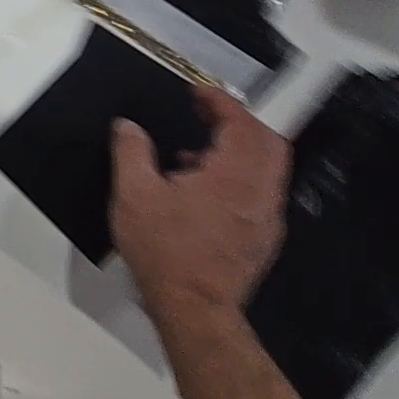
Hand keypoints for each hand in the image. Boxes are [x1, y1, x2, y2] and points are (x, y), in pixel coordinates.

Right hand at [110, 86, 290, 321]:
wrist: (193, 306)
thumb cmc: (162, 246)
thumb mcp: (133, 192)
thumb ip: (132, 151)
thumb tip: (129, 126)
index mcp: (232, 180)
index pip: (243, 128)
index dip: (223, 104)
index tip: (198, 92)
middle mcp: (260, 196)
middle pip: (269, 145)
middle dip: (239, 121)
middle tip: (204, 110)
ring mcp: (266, 220)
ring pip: (266, 170)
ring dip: (237, 148)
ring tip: (192, 147)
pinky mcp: (261, 238)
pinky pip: (258, 191)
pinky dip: (236, 172)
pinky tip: (196, 184)